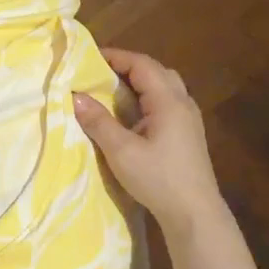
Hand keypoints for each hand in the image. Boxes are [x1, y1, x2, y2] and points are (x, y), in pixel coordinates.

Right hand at [73, 49, 224, 231]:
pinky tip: (130, 113)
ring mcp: (188, 118)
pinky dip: (145, 97)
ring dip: (138, 81)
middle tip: (99, 72)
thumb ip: (98, 122)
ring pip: (164, 86)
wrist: (193, 210)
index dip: (116, 57)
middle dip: (128, 66)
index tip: (89, 58)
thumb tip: (75, 97)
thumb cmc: (157, 178)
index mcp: (168, 102)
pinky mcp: (187, 133)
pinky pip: (166, 102)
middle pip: (157, 71)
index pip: (143, 65)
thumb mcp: (121, 151)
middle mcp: (182, 103)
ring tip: (111, 89)